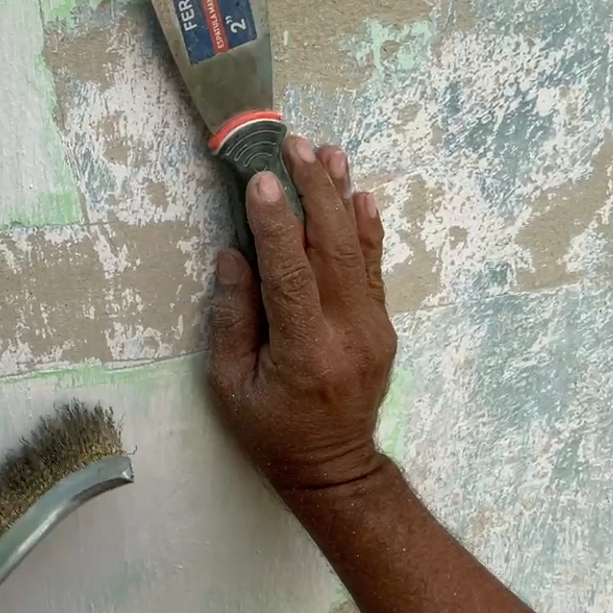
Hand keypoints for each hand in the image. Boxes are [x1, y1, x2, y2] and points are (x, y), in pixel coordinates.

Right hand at [208, 137, 396, 493]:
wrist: (334, 468)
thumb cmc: (269, 429)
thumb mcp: (229, 384)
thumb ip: (231, 317)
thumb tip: (234, 255)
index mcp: (304, 351)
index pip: (291, 274)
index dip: (276, 224)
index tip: (261, 179)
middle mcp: (348, 332)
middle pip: (334, 248)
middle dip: (314, 191)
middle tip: (294, 145)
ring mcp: (374, 326)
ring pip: (361, 249)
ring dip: (342, 196)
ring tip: (327, 152)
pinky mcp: (382, 324)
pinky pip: (375, 268)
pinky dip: (367, 227)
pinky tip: (359, 193)